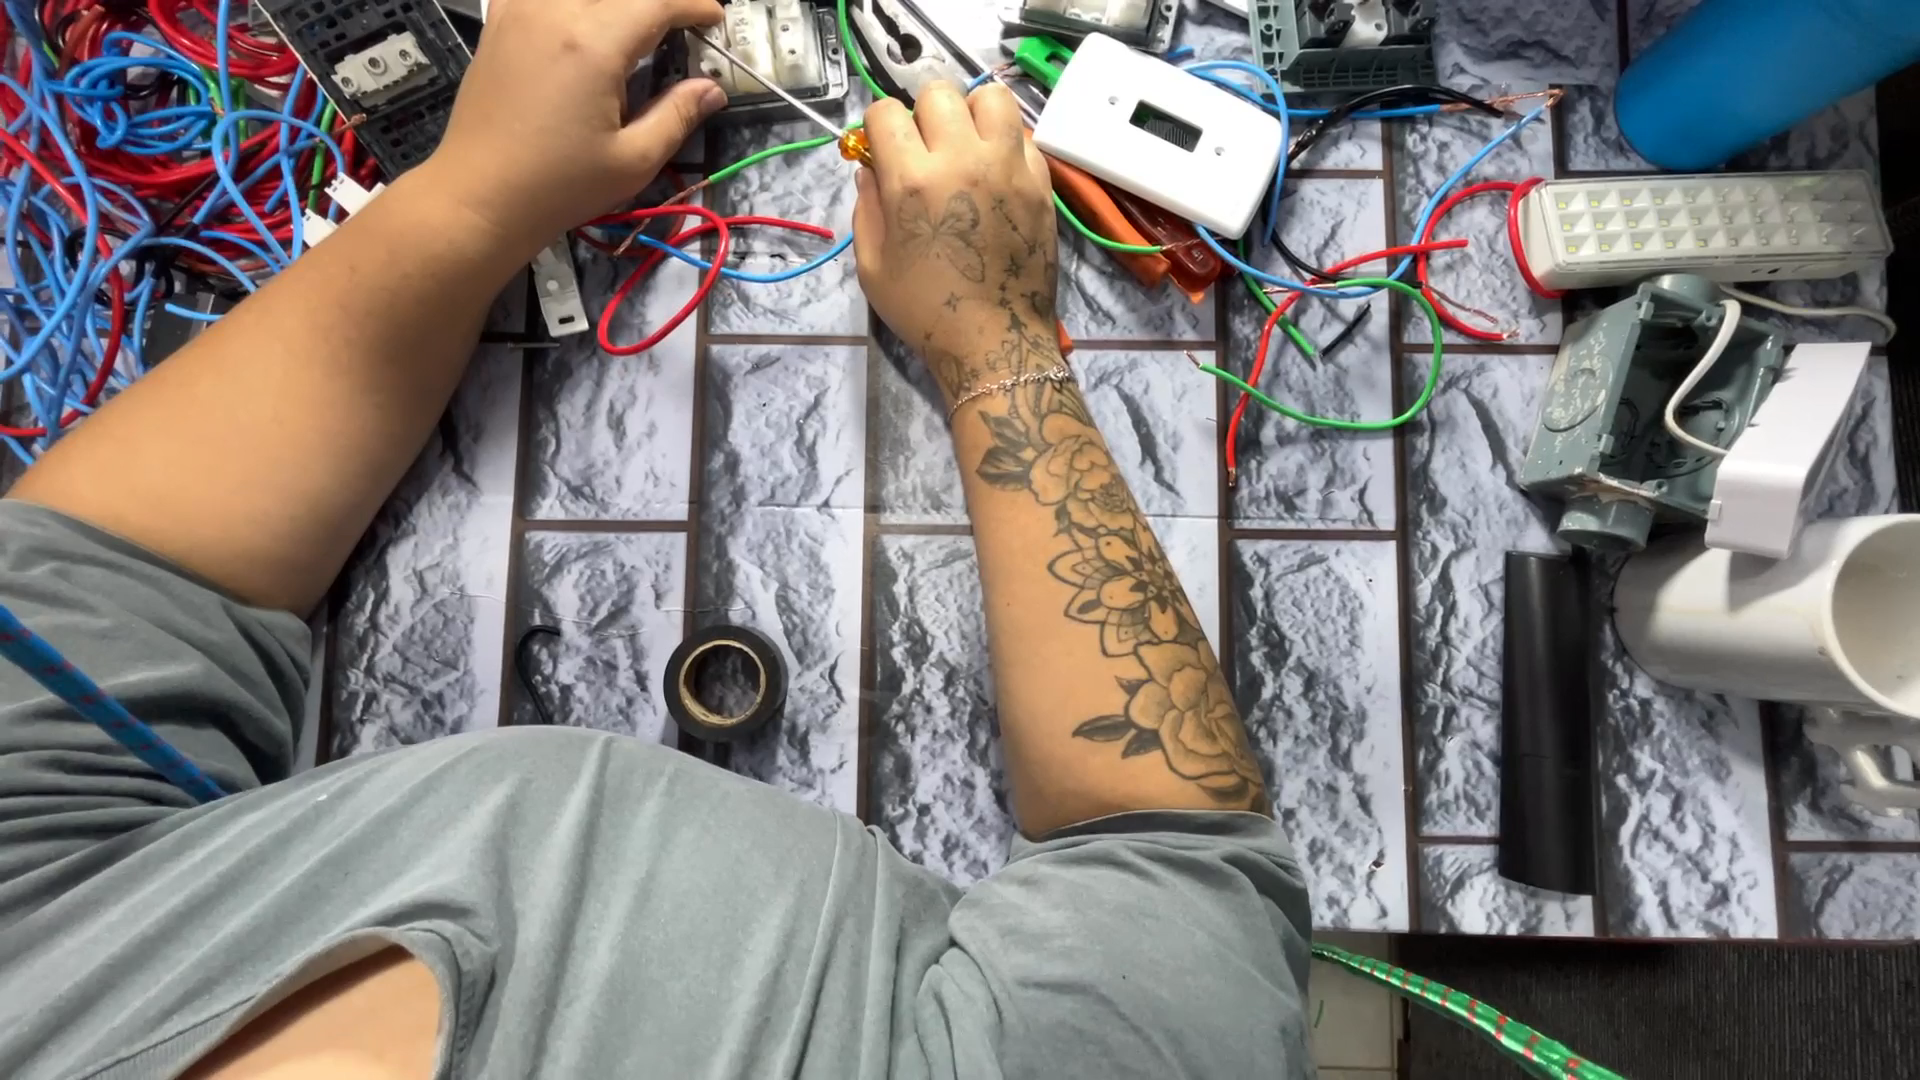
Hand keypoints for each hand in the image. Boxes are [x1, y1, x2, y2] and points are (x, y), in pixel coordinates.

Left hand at [419, 0, 727, 257]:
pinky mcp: (501, 19)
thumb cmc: (564, 185)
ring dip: (617, 2)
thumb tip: (712, 88)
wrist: (484, 192)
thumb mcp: (634, 160)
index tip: (714, 15)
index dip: (690, 4)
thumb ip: (676, 115)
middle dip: (657, 0)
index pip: (654, 2)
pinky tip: (586, 22)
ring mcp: (521, 9)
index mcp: (593, 44)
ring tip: (639, 24)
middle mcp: (554, 10)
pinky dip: (576, 2)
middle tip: (682, 21)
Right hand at [853, 82, 1058, 404]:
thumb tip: (870, 171)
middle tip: (926, 154)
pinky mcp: (1041, 185)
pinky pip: (1023, 135)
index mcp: (911, 181)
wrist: (994, 343)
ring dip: (972, 115)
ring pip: (991, 97)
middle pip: (938, 93)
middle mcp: (961, 160)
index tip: (885, 154)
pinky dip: (1006, 144)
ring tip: (968, 149)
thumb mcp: (873, 270)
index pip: (886, 112)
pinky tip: (997, 175)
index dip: (879, 130)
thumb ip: (866, 211)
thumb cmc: (926, 313)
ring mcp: (1007, 168)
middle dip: (923, 117)